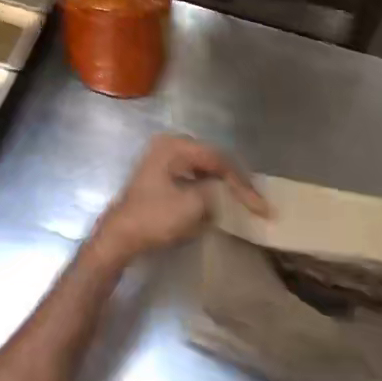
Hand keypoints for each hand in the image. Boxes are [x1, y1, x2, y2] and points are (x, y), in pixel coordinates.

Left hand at [88, 134, 267, 266]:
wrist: (120, 236)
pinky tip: (219, 198)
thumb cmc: (154, 218)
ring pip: (202, 166)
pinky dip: (207, 186)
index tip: (261, 206)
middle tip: (255, 200)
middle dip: (234, 179)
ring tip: (243, 199)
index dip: (242, 183)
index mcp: (174, 146)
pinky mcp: (160, 174)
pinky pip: (192, 174)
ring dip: (222, 182)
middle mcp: (168, 144)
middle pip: (211, 159)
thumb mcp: (193, 205)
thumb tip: (227, 190)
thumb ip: (216, 191)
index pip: (218, 159)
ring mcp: (162, 158)